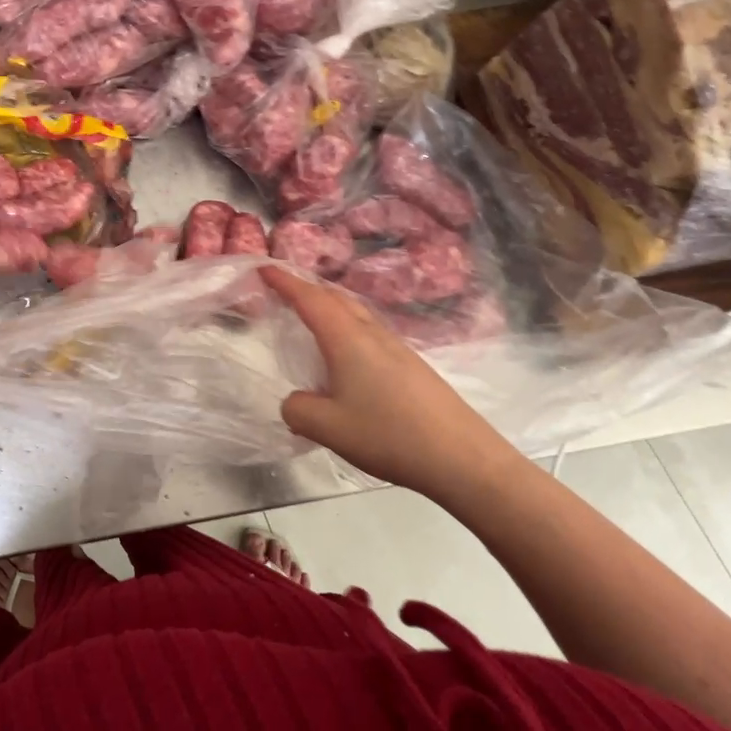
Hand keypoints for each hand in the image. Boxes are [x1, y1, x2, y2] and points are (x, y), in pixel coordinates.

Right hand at [262, 266, 526, 500]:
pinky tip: (346, 356)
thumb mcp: (325, 427)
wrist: (467, 462)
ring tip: (311, 317)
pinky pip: (371, 334)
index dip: (284, 281)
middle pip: (337, 299)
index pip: (310, 299)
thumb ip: (296, 408)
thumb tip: (297, 400)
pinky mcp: (414, 370)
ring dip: (331, 307)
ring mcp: (399, 352)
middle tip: (283, 289)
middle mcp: (373, 337)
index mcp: (347, 340)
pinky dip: (349, 329)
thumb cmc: (389, 436)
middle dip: (308, 288)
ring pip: (358, 315)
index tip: (263, 268)